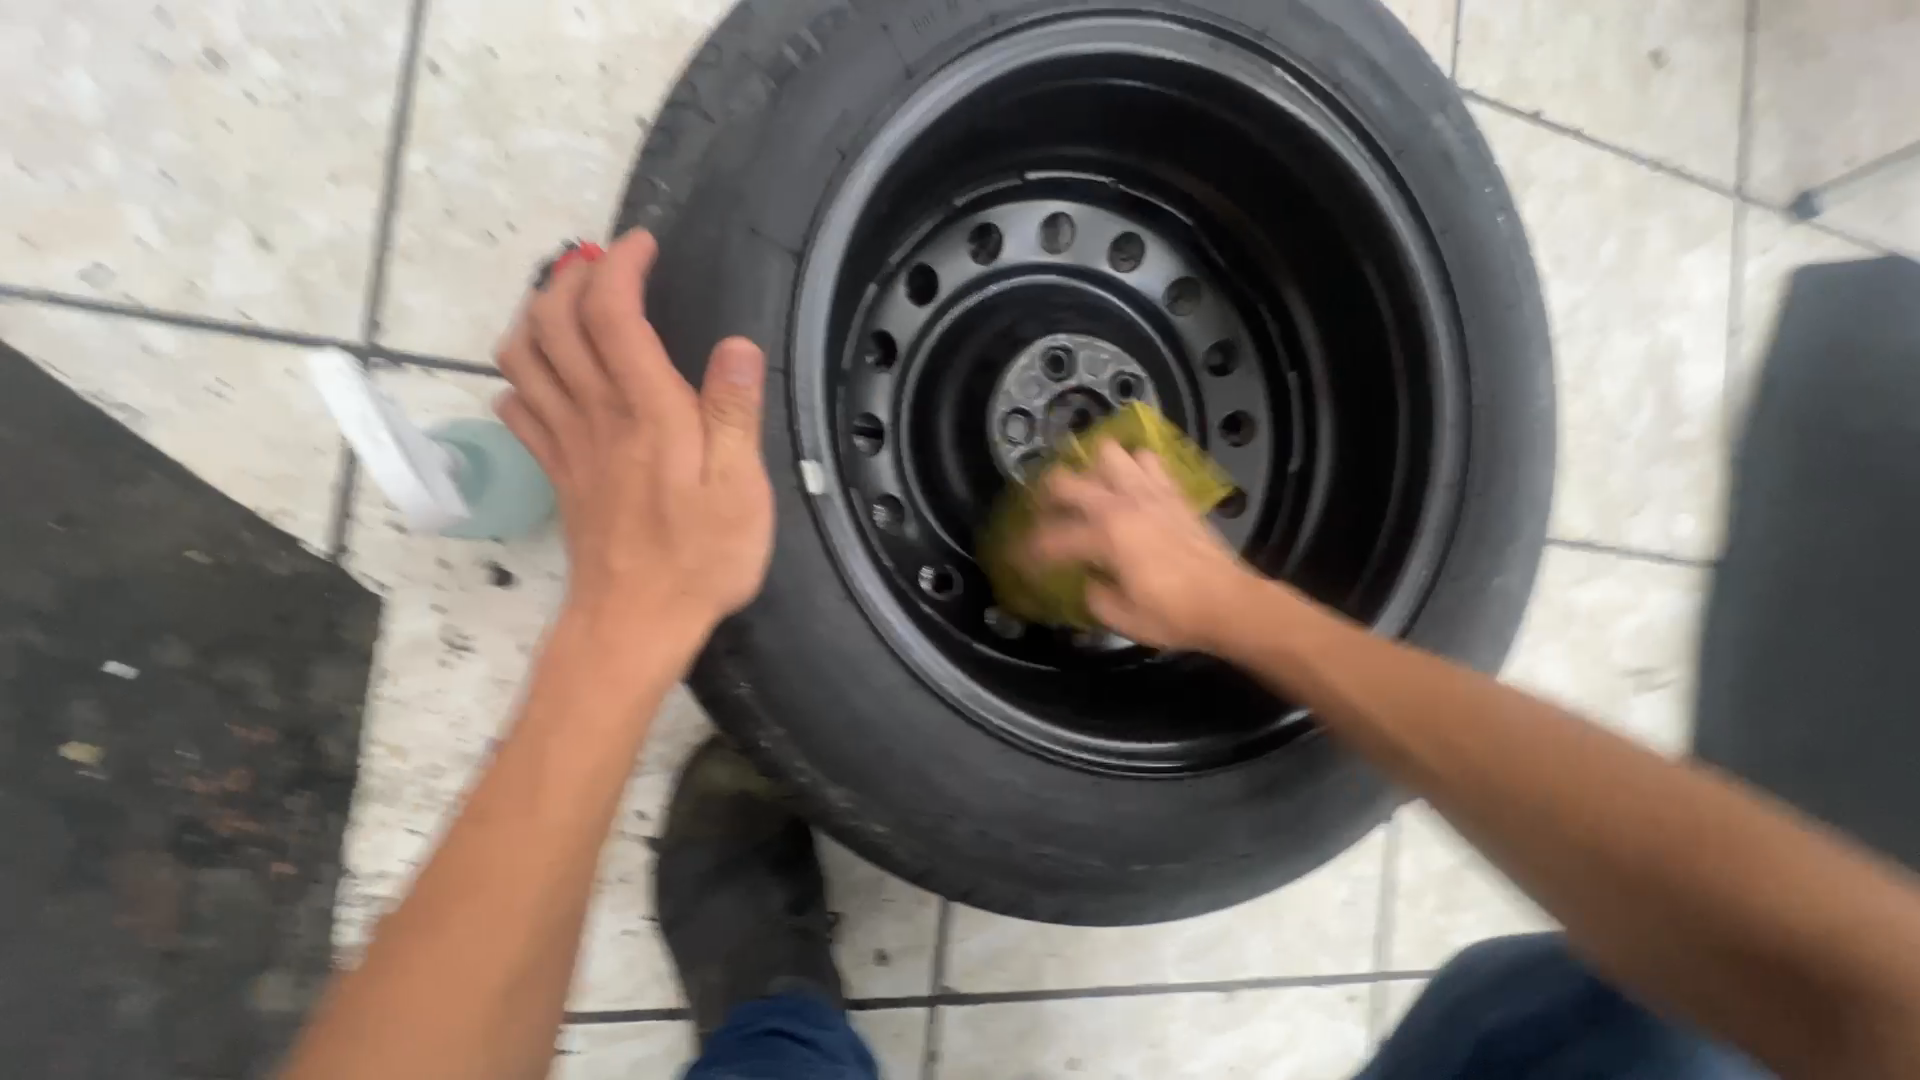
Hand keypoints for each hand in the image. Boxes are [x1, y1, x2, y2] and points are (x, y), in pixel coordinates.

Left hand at [493, 230, 772, 639]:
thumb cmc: (700, 558)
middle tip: (604, 264)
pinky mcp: (556, 473)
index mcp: (648, 411)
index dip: (619, 267)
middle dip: (572, 277)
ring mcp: (566, 444)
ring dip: (536, 315)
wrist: (636, 621)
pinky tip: (546, 377)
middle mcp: (596, 415)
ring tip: (569, 303)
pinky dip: (522, 376)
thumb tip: (736, 345)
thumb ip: (735, 414)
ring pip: (522, 356)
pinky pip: (517, 407)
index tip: (641, 245)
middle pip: (554, 322)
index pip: (613, 314)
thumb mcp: (741, 490)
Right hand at [1024, 440, 1265, 651]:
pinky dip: (1133, 465)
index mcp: (1104, 537)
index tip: (1019, 561)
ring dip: (1091, 468)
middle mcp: (1122, 504)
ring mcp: (1149, 492)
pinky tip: (1130, 483)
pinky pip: (1148, 460)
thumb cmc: (1173, 615)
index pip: (1051, 539)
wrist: (1229, 603)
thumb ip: (1093, 594)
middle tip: (1042, 514)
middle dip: (1044, 498)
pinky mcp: (1173, 492)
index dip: (1028, 552)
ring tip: (1088, 488)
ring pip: (1108, 454)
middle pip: (1067, 481)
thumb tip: (1089, 580)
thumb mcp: (1120, 617)